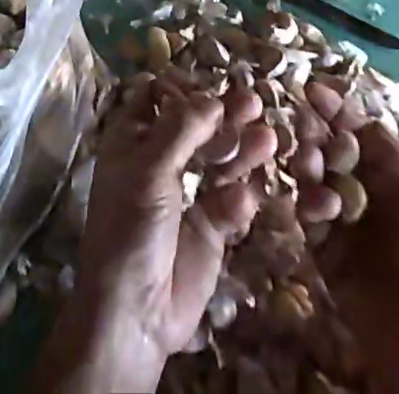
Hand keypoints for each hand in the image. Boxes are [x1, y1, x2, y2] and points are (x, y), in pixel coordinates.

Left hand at [37, 78, 277, 391]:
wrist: (136, 314)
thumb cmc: (130, 230)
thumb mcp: (149, 172)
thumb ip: (183, 130)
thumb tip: (213, 97)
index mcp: (133, 142)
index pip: (159, 99)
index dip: (184, 90)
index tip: (213, 84)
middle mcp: (161, 161)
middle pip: (199, 126)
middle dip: (225, 115)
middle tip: (254, 103)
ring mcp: (189, 192)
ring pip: (222, 158)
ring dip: (243, 148)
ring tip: (268, 138)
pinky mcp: (213, 224)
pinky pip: (233, 198)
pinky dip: (241, 196)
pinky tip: (244, 199)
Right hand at [300, 87, 398, 393]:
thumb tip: (363, 123)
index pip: (368, 136)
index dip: (343, 111)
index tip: (314, 89)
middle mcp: (378, 201)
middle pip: (338, 154)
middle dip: (321, 134)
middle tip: (305, 125)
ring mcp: (352, 233)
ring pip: (319, 185)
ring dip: (311, 167)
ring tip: (311, 163)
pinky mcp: (331, 265)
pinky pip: (312, 226)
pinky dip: (309, 208)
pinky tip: (318, 207)